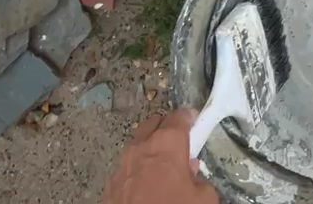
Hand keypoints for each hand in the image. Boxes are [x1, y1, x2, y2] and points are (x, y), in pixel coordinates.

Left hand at [102, 110, 219, 203]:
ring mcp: (121, 166)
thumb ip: (200, 178)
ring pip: (138, 146)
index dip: (190, 119)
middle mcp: (141, 147)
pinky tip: (144, 189)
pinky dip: (136, 172)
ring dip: (150, 151)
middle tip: (179, 146)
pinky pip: (126, 170)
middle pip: (154, 124)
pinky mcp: (109, 187)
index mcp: (167, 142)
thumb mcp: (203, 198)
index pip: (180, 116)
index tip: (197, 126)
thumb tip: (192, 175)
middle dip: (167, 129)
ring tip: (161, 170)